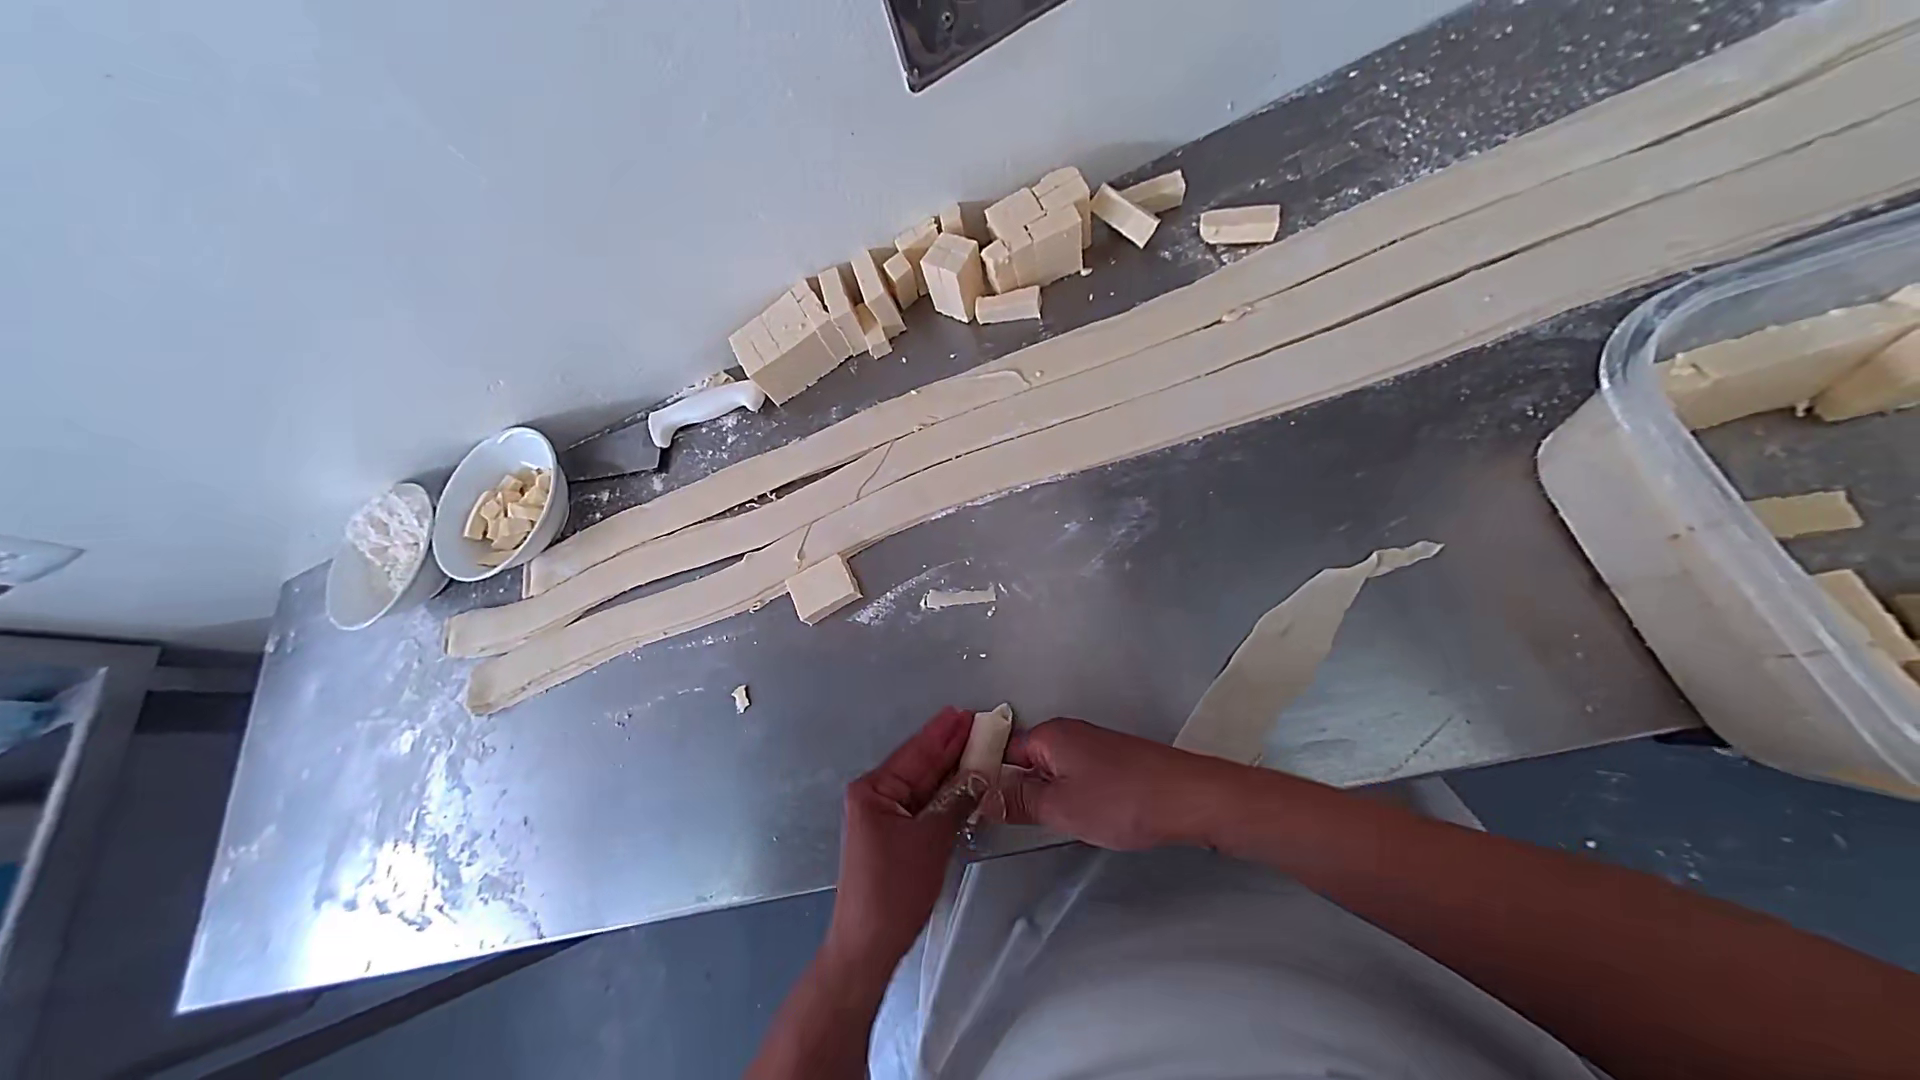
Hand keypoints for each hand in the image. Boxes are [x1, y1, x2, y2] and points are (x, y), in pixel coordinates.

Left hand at [825, 706, 977, 970]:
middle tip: (977, 726)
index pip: (915, 753)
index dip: (942, 734)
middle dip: (948, 748)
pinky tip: (964, 785)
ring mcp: (884, 818)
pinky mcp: (894, 837)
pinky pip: (923, 806)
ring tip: (976, 748)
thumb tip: (977, 775)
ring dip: (949, 771)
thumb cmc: (893, 890)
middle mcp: (875, 798)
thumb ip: (955, 802)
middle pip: (918, 766)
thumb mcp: (930, 840)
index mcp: (873, 791)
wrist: (868, 946)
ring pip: (923, 786)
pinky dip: (944, 796)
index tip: (964, 714)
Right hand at [993, 717, 1234, 849]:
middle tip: (1003, 825)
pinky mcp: (1113, 764)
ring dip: (1042, 795)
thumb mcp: (1058, 808)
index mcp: (1049, 735)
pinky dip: (1068, 796)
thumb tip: (980, 794)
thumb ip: (1016, 801)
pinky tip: (1077, 819)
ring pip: (1051, 771)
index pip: (1001, 750)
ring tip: (1040, 825)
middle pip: (1025, 760)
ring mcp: (1093, 747)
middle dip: (1015, 789)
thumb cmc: (1121, 801)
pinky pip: (1074, 776)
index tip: (972, 807)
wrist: (1190, 798)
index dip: (986, 777)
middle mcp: (1068, 733)